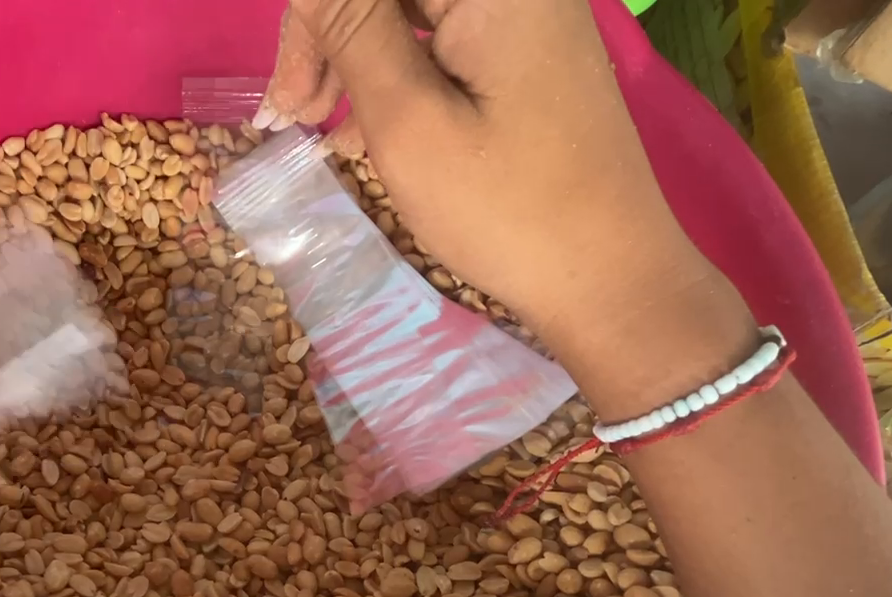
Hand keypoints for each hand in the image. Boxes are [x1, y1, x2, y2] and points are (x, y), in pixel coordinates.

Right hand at [262, 0, 758, 415]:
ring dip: (358, 63)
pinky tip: (369, 134)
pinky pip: (444, 48)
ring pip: (412, 18)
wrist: (605, 276)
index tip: (286, 103)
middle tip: (296, 116)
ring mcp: (526, 19)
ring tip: (326, 131)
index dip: (310, 20)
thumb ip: (353, 31)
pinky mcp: (528, 60)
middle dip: (331, 38)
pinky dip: (399, 81)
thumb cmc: (502, 210)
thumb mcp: (409, 123)